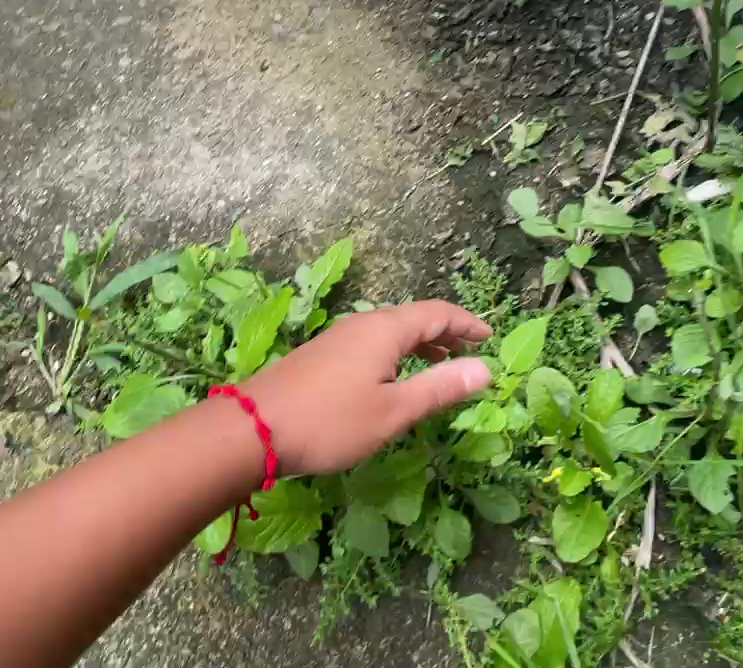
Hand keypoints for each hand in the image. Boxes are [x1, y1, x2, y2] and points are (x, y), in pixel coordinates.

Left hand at [239, 299, 492, 475]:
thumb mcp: (393, 411)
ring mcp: (340, 338)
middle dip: (447, 332)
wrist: (253, 429)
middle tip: (472, 350)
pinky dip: (398, 353)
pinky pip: (373, 343)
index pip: (437, 314)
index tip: (490, 337)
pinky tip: (394, 379)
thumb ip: (439, 388)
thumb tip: (484, 369)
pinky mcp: (324, 355)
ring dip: (422, 344)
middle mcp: (363, 324)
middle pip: (414, 318)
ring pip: (392, 331)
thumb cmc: (331, 422)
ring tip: (442, 364)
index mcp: (385, 329)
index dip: (466, 323)